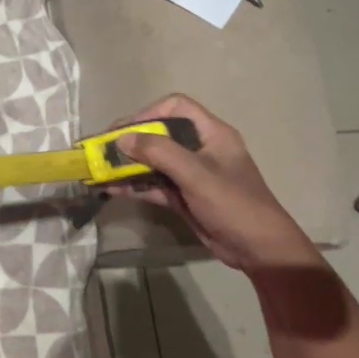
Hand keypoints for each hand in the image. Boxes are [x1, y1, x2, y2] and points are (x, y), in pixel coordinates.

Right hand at [102, 95, 317, 271]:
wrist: (259, 250)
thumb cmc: (234, 204)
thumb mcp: (197, 175)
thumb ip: (159, 152)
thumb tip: (121, 139)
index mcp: (211, 134)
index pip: (175, 107)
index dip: (148, 114)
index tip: (126, 132)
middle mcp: (199, 149)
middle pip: (158, 133)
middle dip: (129, 141)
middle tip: (102, 150)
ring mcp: (190, 173)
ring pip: (151, 160)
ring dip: (126, 165)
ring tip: (99, 170)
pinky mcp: (183, 195)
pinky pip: (152, 183)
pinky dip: (132, 185)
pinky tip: (110, 189)